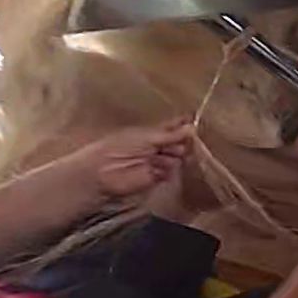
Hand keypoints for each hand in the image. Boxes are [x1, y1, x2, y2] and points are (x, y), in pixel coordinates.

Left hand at [63, 120, 192, 203]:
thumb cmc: (118, 148)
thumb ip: (170, 135)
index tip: (196, 121)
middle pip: (180, 142)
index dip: (184, 124)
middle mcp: (156, 146)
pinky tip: (163, 169)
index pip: (172, 127)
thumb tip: (193, 128)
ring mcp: (158, 161)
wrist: (102, 173)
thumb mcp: (145, 137)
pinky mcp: (159, 176)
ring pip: (179, 157)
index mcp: (151, 133)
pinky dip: (171, 170)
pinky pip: (173, 172)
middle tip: (182, 143)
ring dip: (177, 156)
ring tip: (166, 157)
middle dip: (184, 142)